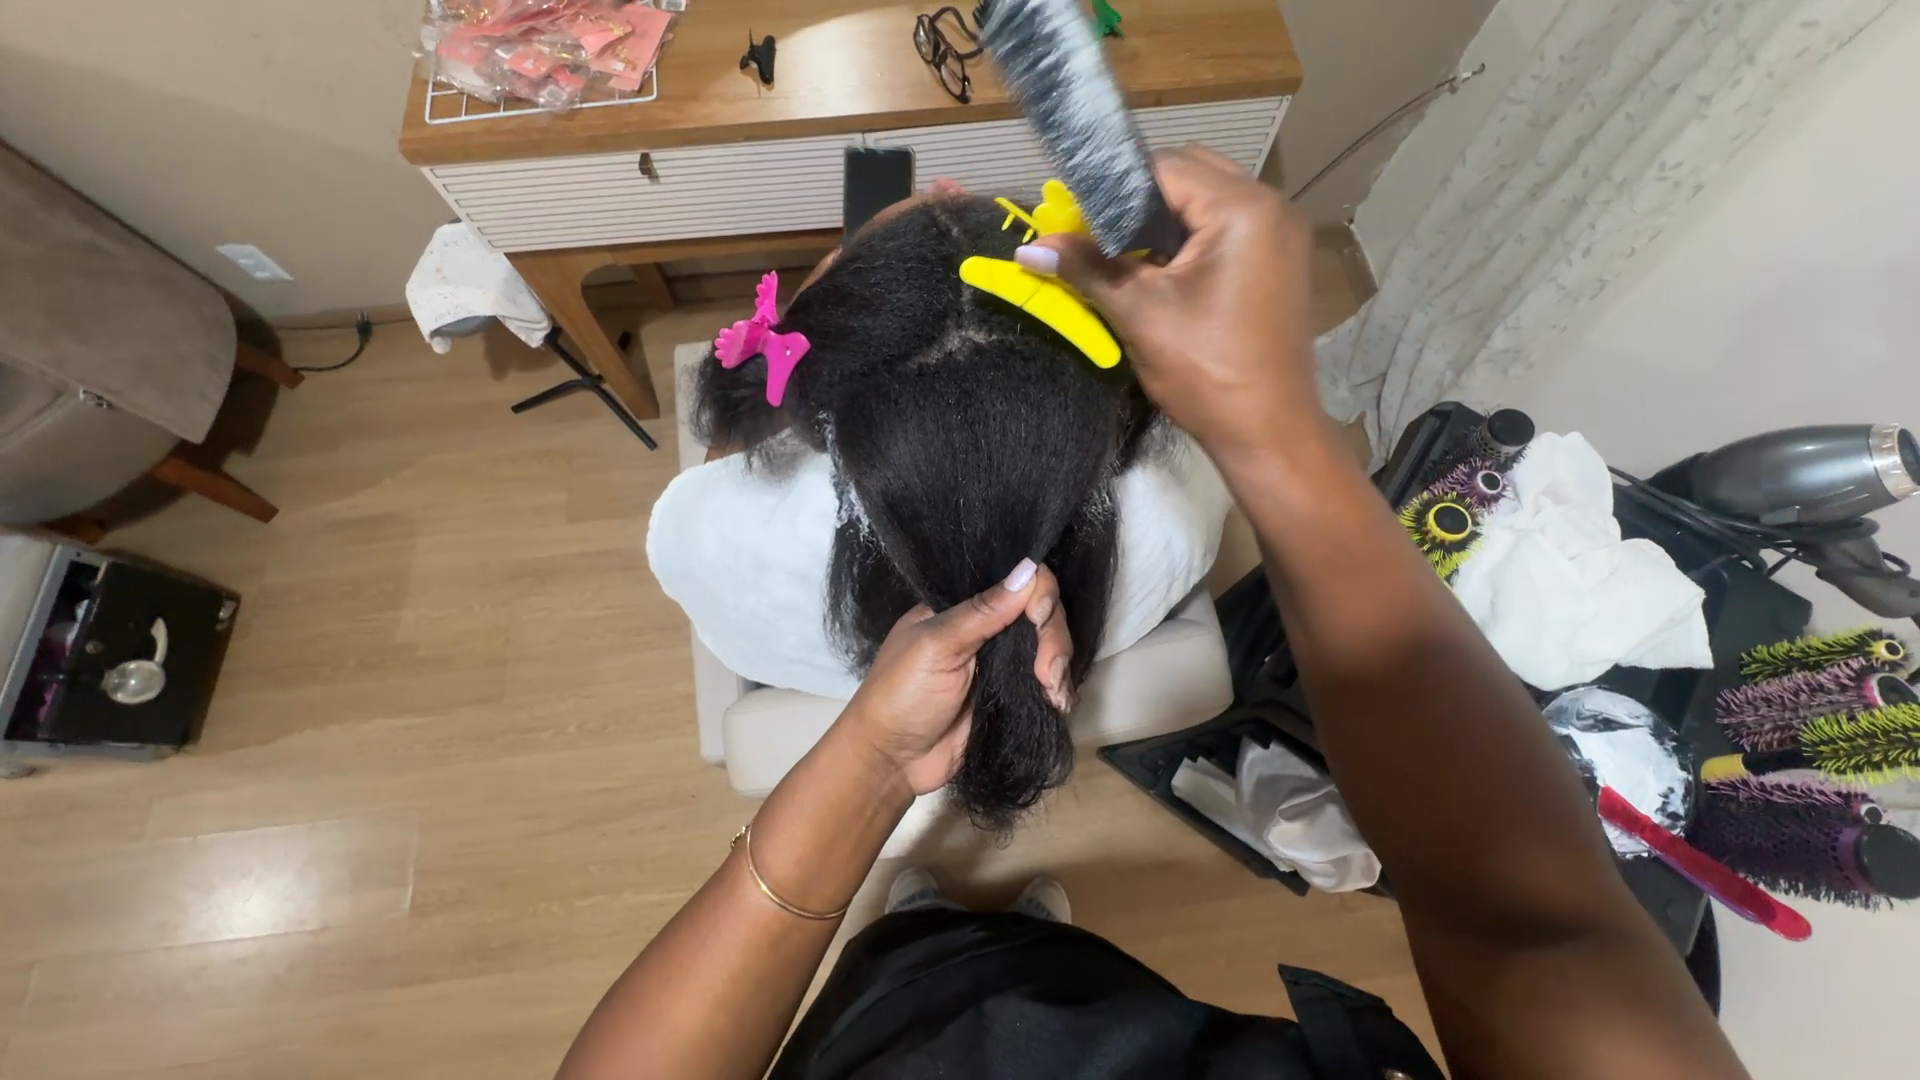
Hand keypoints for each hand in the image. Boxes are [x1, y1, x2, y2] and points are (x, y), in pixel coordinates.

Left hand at [840, 558, 1072, 795]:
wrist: (893, 761)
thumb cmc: (901, 694)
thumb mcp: (936, 646)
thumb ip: (983, 611)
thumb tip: (1029, 568)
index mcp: (962, 605)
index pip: (1016, 582)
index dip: (1038, 594)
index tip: (1039, 617)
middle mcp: (986, 628)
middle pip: (1042, 613)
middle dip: (1054, 638)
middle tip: (1047, 672)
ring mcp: (1001, 663)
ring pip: (1050, 647)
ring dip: (1061, 666)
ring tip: (1052, 693)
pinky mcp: (1012, 696)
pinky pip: (1048, 683)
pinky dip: (1059, 691)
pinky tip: (1056, 704)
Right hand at [1023, 147, 1324, 459]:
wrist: (1268, 431)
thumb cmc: (1206, 372)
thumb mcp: (1141, 315)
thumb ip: (1087, 269)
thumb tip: (1028, 247)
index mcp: (1242, 208)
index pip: (1165, 167)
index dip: (1113, 189)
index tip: (1075, 219)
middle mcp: (1271, 206)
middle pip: (1190, 176)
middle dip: (1138, 202)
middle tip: (1099, 238)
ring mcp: (1281, 235)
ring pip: (1208, 203)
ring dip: (1163, 222)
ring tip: (1126, 257)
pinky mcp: (1278, 262)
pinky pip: (1226, 229)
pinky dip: (1189, 240)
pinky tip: (1161, 273)